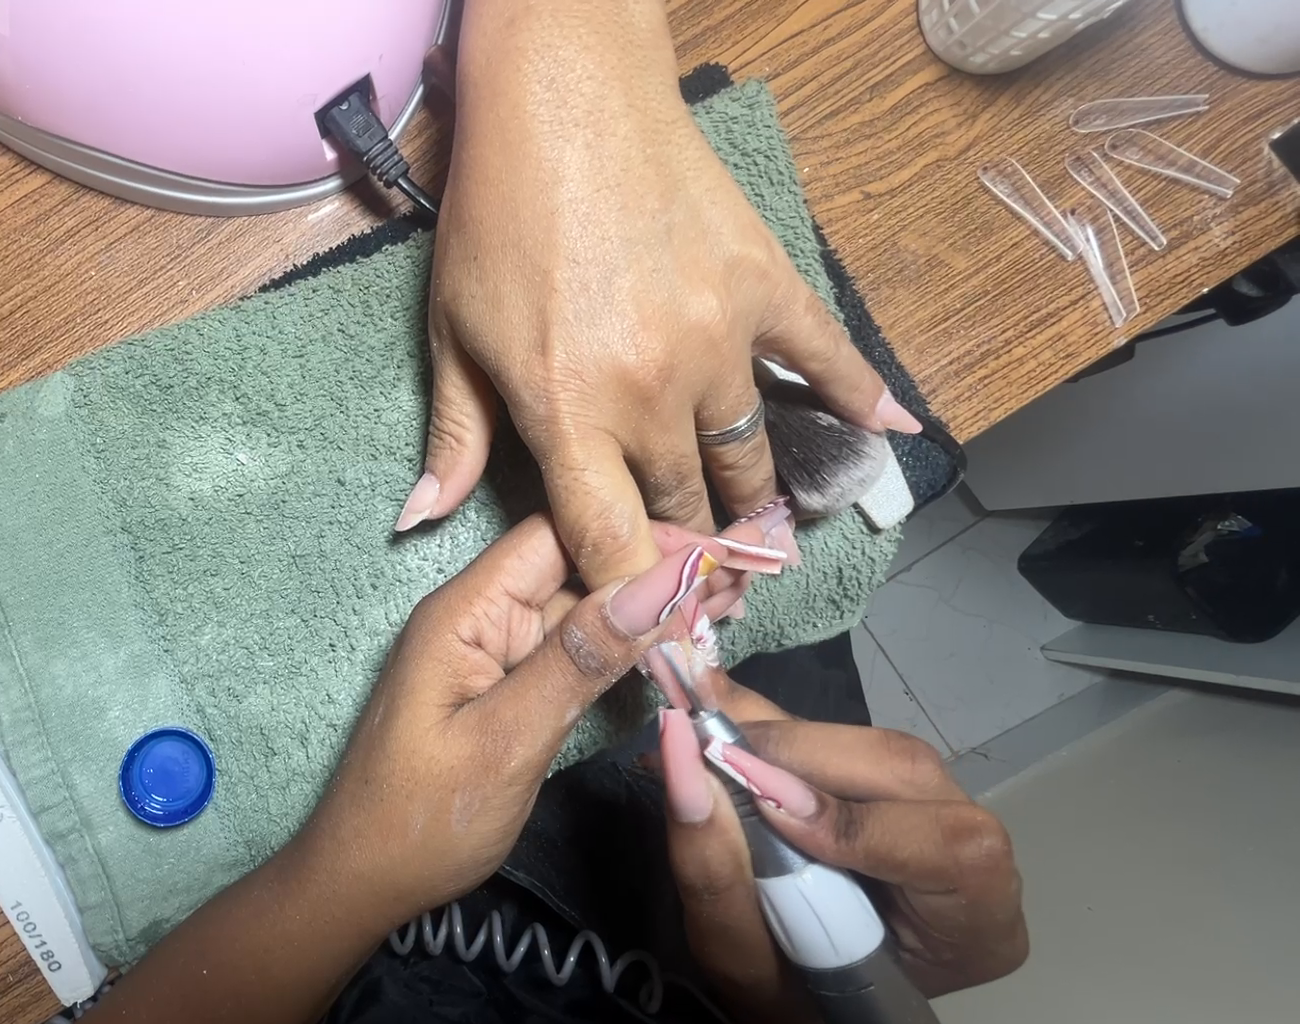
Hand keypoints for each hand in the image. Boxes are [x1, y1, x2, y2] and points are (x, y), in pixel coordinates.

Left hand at [295, 515, 723, 924]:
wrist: (364, 878)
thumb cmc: (423, 817)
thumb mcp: (506, 740)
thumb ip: (577, 660)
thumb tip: (656, 583)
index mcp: (464, 612)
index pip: (553, 538)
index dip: (631, 534)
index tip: (714, 547)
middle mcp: (476, 617)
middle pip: (569, 571)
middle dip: (650, 572)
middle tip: (742, 581)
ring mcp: (489, 652)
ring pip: (574, 612)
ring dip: (642, 612)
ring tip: (727, 607)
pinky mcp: (500, 686)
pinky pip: (563, 653)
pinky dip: (616, 651)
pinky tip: (668, 651)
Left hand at [405, 1, 919, 587]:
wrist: (563, 102)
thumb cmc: (494, 227)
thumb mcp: (452, 339)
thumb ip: (453, 442)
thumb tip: (419, 520)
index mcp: (566, 415)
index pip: (608, 543)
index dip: (628, 599)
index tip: (647, 635)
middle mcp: (651, 395)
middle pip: (679, 507)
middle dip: (682, 551)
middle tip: (694, 583)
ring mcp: (720, 342)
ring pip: (746, 457)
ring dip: (749, 504)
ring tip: (754, 536)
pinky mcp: (766, 287)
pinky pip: (823, 357)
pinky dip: (855, 399)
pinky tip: (888, 436)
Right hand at [652, 679, 1027, 1023]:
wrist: (796, 994)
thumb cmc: (779, 995)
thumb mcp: (737, 957)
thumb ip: (714, 871)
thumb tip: (680, 765)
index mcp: (970, 927)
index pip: (952, 850)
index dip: (855, 820)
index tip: (764, 808)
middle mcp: (967, 853)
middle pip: (902, 770)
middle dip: (795, 751)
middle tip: (703, 750)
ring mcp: (928, 805)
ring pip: (864, 740)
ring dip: (773, 734)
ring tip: (701, 740)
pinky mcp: (874, 775)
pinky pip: (825, 728)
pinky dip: (758, 716)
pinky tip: (707, 704)